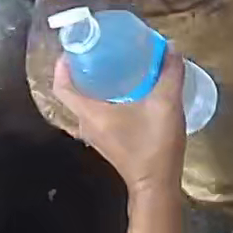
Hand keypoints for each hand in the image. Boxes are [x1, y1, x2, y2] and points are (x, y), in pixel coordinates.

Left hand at [51, 52, 186, 201]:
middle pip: (73, 92)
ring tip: (112, 63)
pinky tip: (125, 87)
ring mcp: (96, 134)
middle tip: (98, 49)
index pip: (61, 87)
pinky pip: (97, 112)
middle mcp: (87, 124)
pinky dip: (104, 96)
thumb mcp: (166, 104)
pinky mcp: (107, 140)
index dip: (62, 66)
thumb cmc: (154, 145)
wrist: (157, 186)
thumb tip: (171, 46)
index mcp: (91, 114)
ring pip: (86, 102)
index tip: (72, 48)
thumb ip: (170, 74)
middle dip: (81, 69)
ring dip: (94, 83)